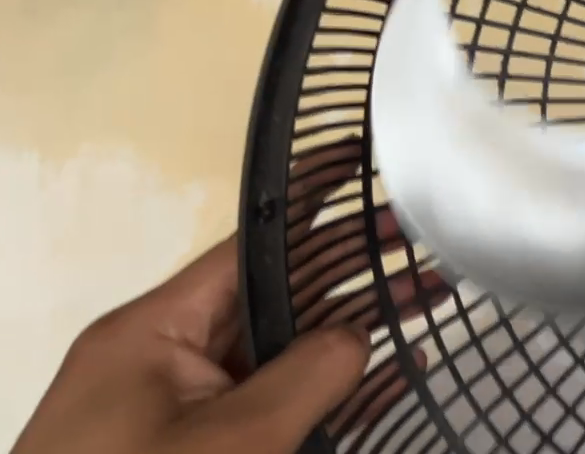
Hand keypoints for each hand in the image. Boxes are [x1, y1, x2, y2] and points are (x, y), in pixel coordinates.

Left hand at [13, 140, 444, 453]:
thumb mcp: (230, 439)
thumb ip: (312, 369)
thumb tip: (360, 335)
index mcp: (155, 330)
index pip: (255, 239)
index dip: (318, 194)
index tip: (370, 159)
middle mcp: (166, 356)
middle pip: (281, 288)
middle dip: (357, 264)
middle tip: (428, 245)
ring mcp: (181, 407)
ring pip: (288, 345)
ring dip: (359, 325)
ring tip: (429, 301)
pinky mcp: (197, 445)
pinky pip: (277, 396)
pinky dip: (334, 382)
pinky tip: (395, 372)